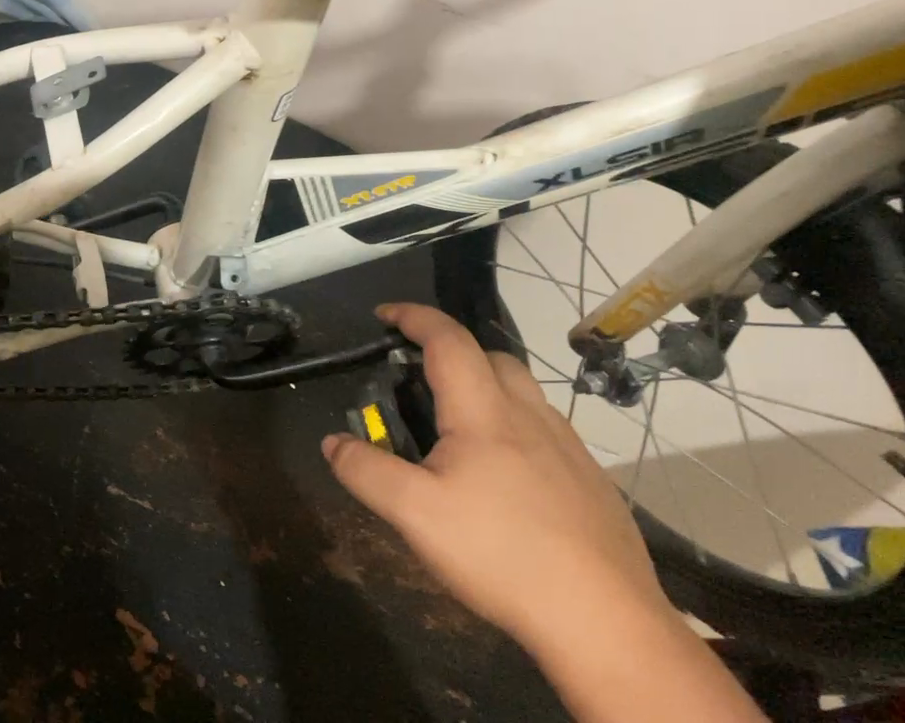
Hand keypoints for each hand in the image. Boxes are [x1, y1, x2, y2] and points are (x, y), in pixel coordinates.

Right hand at [321, 304, 672, 652]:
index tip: (384, 315)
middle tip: (414, 377)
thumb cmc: (500, 555)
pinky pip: (546, 432)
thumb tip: (333, 442)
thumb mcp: (411, 513)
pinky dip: (512, 426)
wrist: (606, 623)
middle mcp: (532, 419)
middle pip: (493, 358)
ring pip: (525, 395)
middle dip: (451, 351)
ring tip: (452, 427)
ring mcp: (571, 452)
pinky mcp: (593, 485)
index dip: (414, 317)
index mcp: (485, 415)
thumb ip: (363, 470)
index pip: (449, 342)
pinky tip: (499, 475)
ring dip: (485, 387)